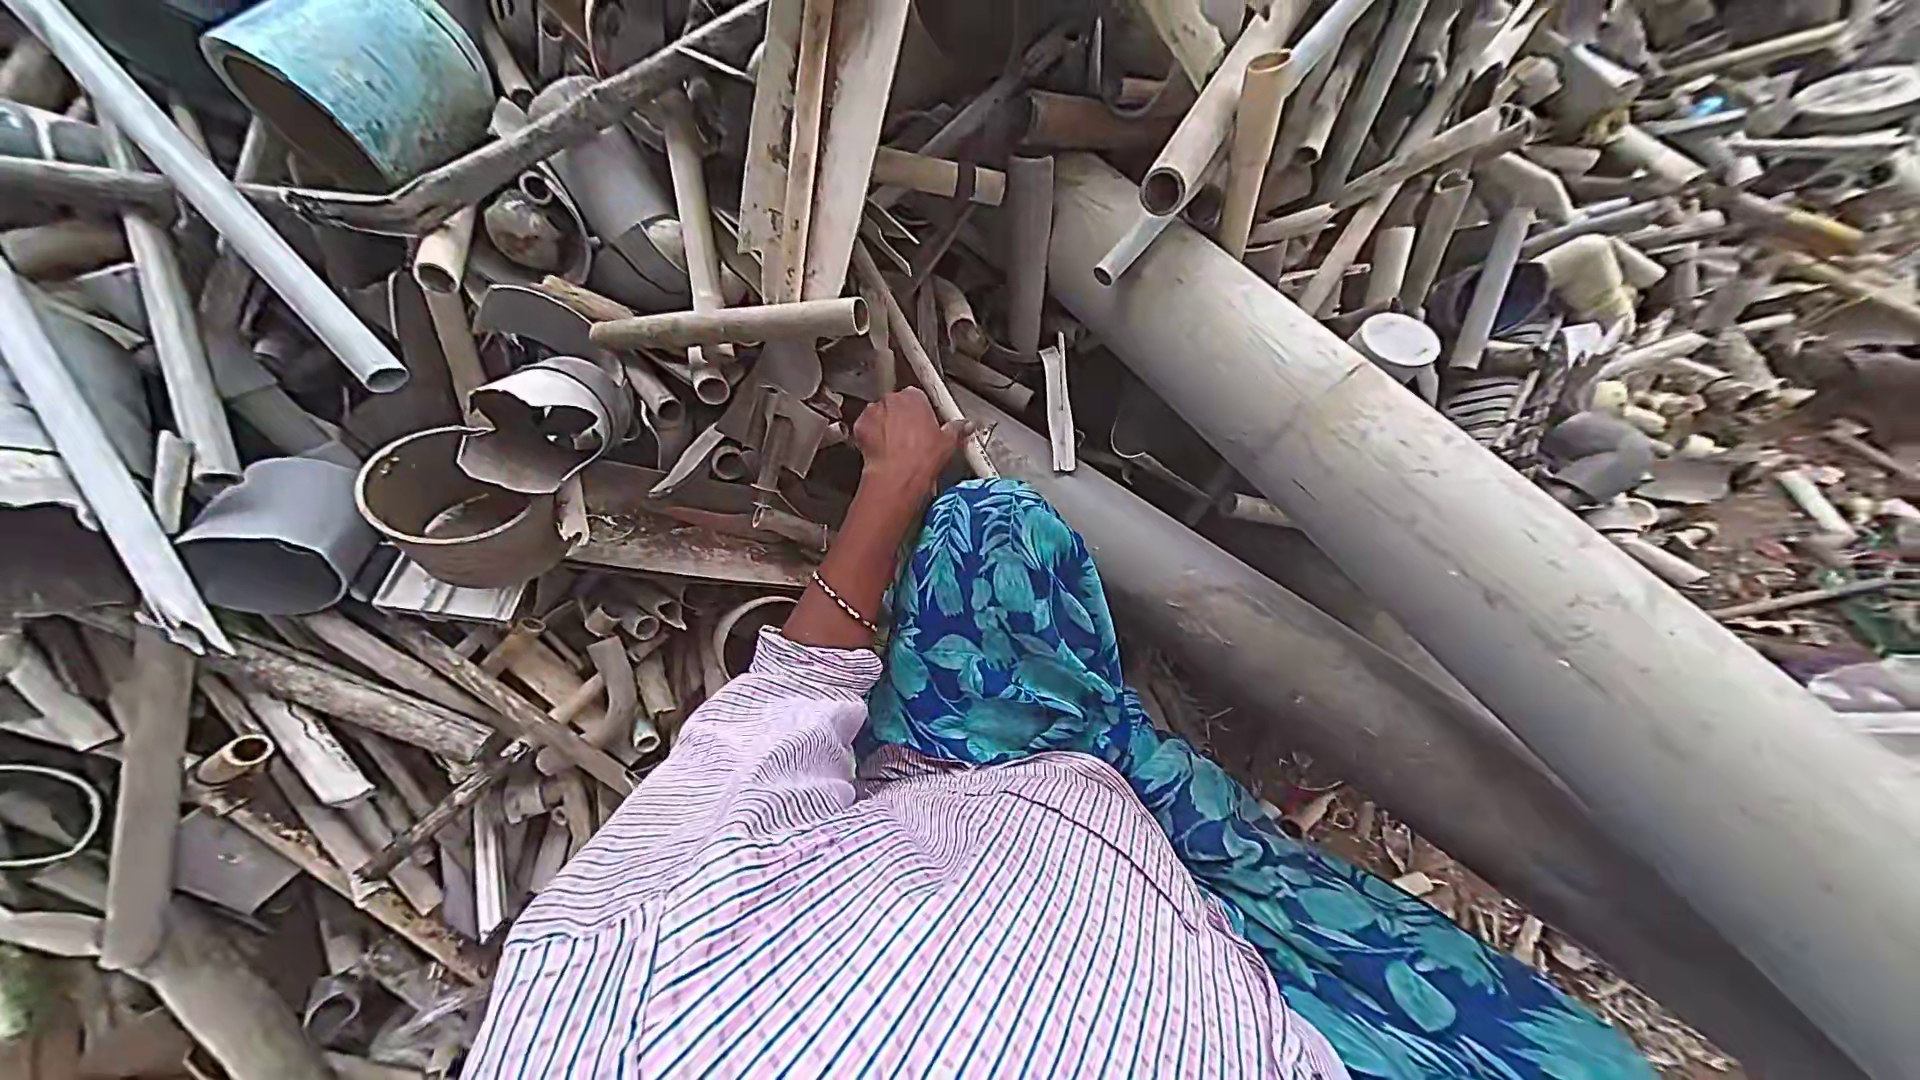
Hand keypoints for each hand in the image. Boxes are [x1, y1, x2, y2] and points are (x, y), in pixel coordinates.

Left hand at [852, 387, 971, 499]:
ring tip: (897, 448)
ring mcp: (873, 411)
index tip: (925, 425)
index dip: (922, 414)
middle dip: (903, 420)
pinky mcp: (860, 426)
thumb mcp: (947, 442)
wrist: (897, 476)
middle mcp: (892, 400)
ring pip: (881, 416)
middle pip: (898, 406)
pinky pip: (866, 428)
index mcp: (914, 397)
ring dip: (887, 427)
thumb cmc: (920, 458)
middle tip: (912, 439)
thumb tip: (964, 426)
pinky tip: (883, 450)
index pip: (918, 398)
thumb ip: (956, 429)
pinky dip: (872, 436)